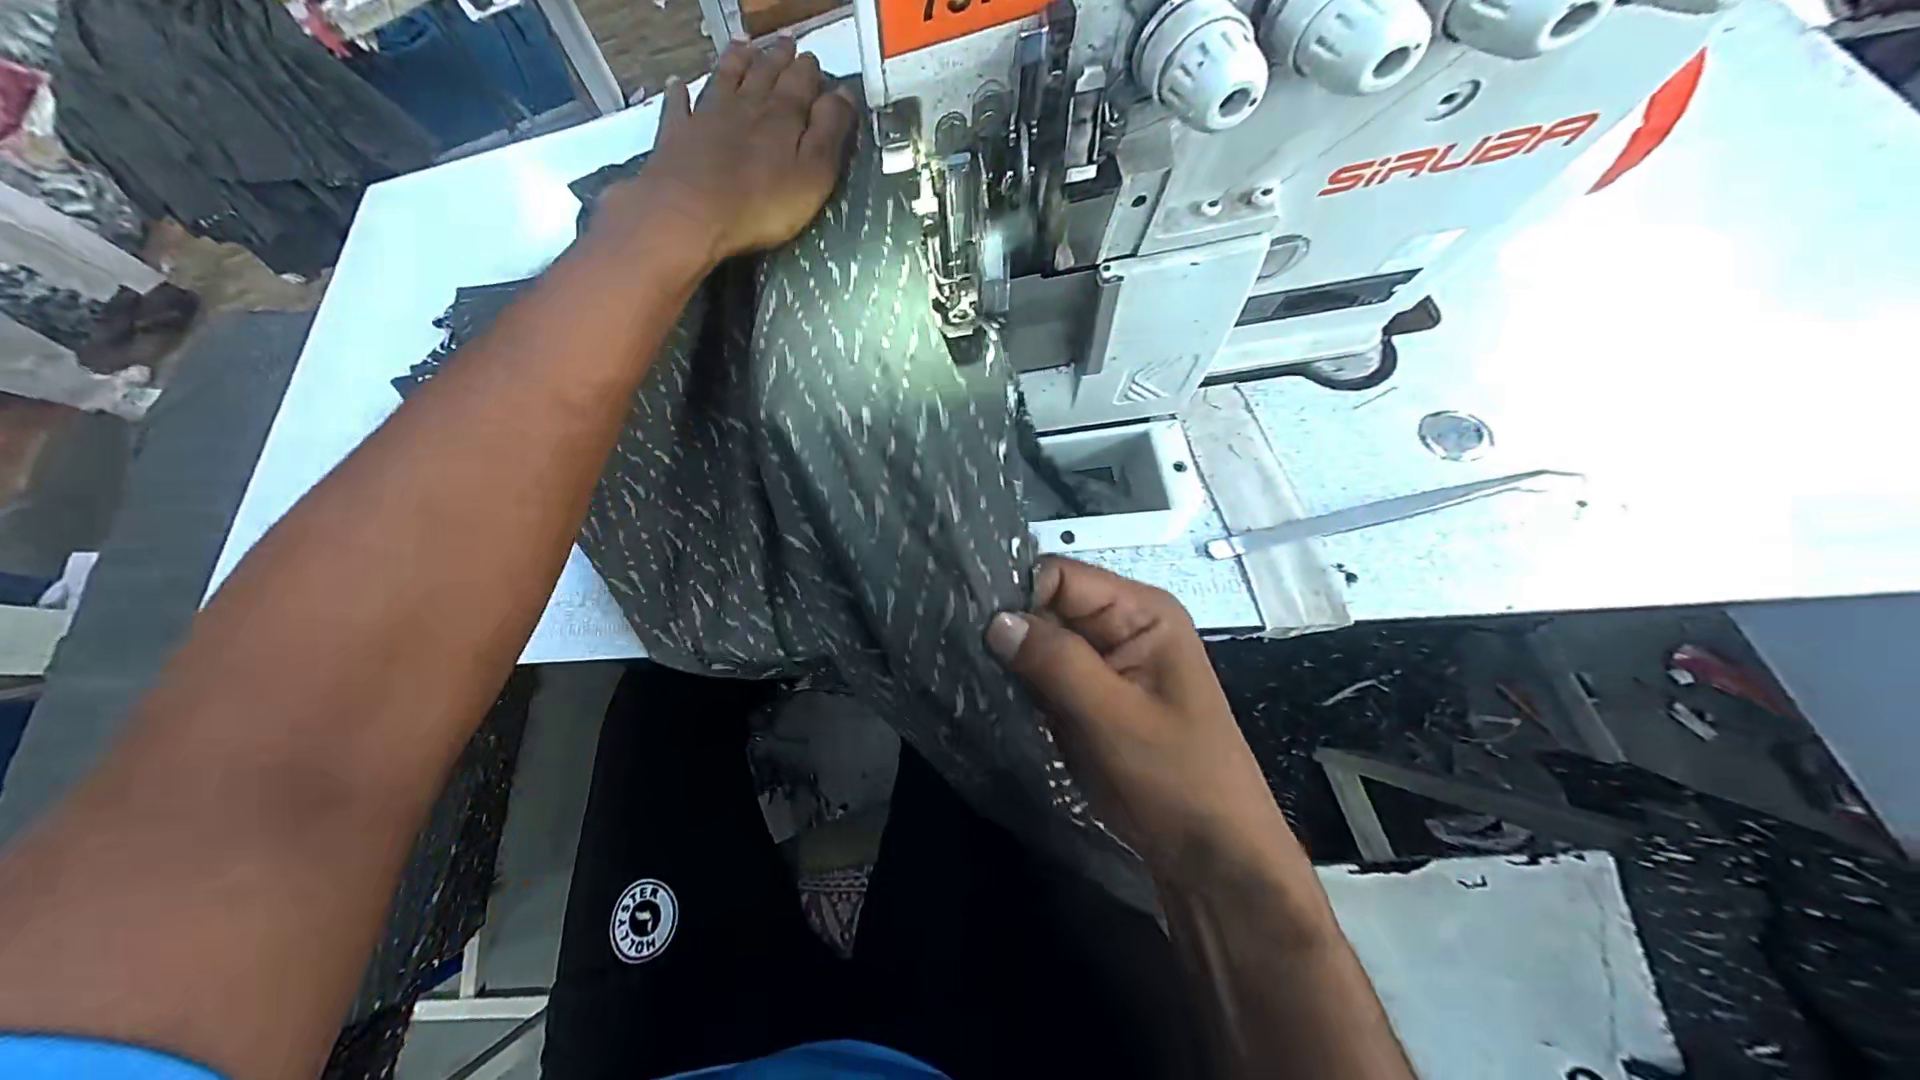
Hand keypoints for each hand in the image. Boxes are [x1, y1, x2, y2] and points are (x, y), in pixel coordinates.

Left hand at [596, 37, 855, 267]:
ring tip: (744, 47)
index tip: (814, 61)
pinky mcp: (678, 134)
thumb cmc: (762, 203)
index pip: (801, 83)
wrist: (691, 213)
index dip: (809, 71)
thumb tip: (843, 94)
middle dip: (778, 59)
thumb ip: (829, 133)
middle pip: (764, 74)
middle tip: (786, 45)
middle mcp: (745, 105)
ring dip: (736, 61)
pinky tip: (680, 85)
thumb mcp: (813, 174)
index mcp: (782, 116)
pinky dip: (681, 93)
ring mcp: (707, 116)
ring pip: (725, 78)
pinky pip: (679, 105)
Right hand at [985, 557, 1295, 878]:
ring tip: (965, 672)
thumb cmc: (1177, 778)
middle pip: (1046, 605)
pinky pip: (1042, 675)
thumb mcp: (1115, 717)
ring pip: (1039, 642)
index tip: (970, 623)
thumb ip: (1055, 661)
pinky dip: (1018, 686)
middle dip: (1007, 627)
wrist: (1211, 855)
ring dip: (1008, 659)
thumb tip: (994, 620)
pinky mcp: (1089, 696)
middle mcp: (1120, 625)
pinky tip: (988, 694)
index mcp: (1141, 612)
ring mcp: (1104, 662)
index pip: (1061, 576)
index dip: (1016, 593)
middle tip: (956, 648)